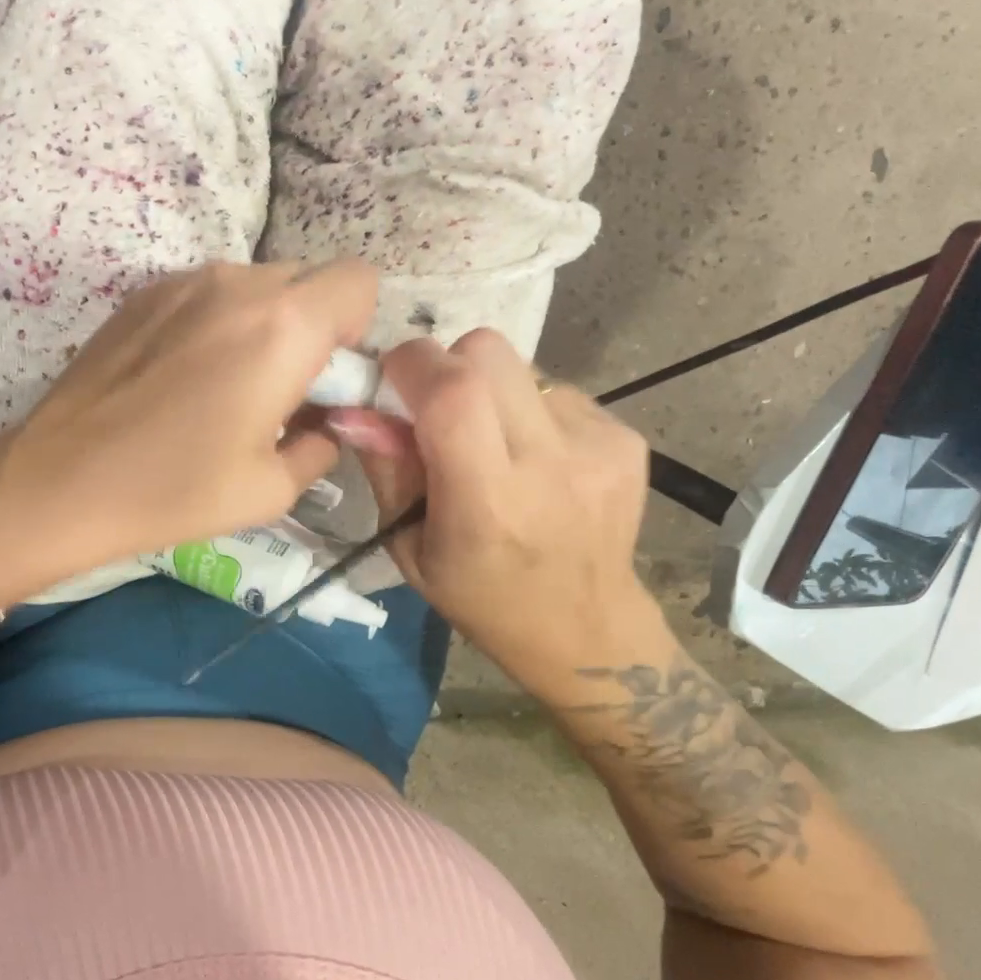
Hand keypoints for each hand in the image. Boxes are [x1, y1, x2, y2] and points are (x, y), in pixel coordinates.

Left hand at [0, 260, 379, 597]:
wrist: (60, 482)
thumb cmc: (173, 491)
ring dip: (257, 323)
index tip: (324, 377)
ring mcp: (180, 282)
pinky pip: (202, 295)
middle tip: (277, 389)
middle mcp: (236, 283)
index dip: (355, 327)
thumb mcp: (271, 488)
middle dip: (309, 325)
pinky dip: (210, 323)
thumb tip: (326, 421)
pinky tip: (176, 378)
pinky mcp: (138, 296)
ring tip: (219, 386)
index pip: (358, 281)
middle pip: (305, 279)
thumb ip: (321, 443)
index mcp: (283, 325)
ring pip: (251, 284)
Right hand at [330, 329, 656, 690]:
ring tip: (487, 442)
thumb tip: (354, 409)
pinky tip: (529, 457)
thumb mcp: (408, 545)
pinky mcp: (626, 437)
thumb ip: (386, 470)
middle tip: (432, 405)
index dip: (412, 364)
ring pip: (520, 366)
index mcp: (487, 501)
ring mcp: (598, 446)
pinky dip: (525, 410)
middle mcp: (550, 464)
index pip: (452, 392)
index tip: (388, 373)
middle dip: (446, 365)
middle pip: (487, 353)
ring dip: (487, 391)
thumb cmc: (478, 594)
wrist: (583, 626)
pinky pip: (554, 389)